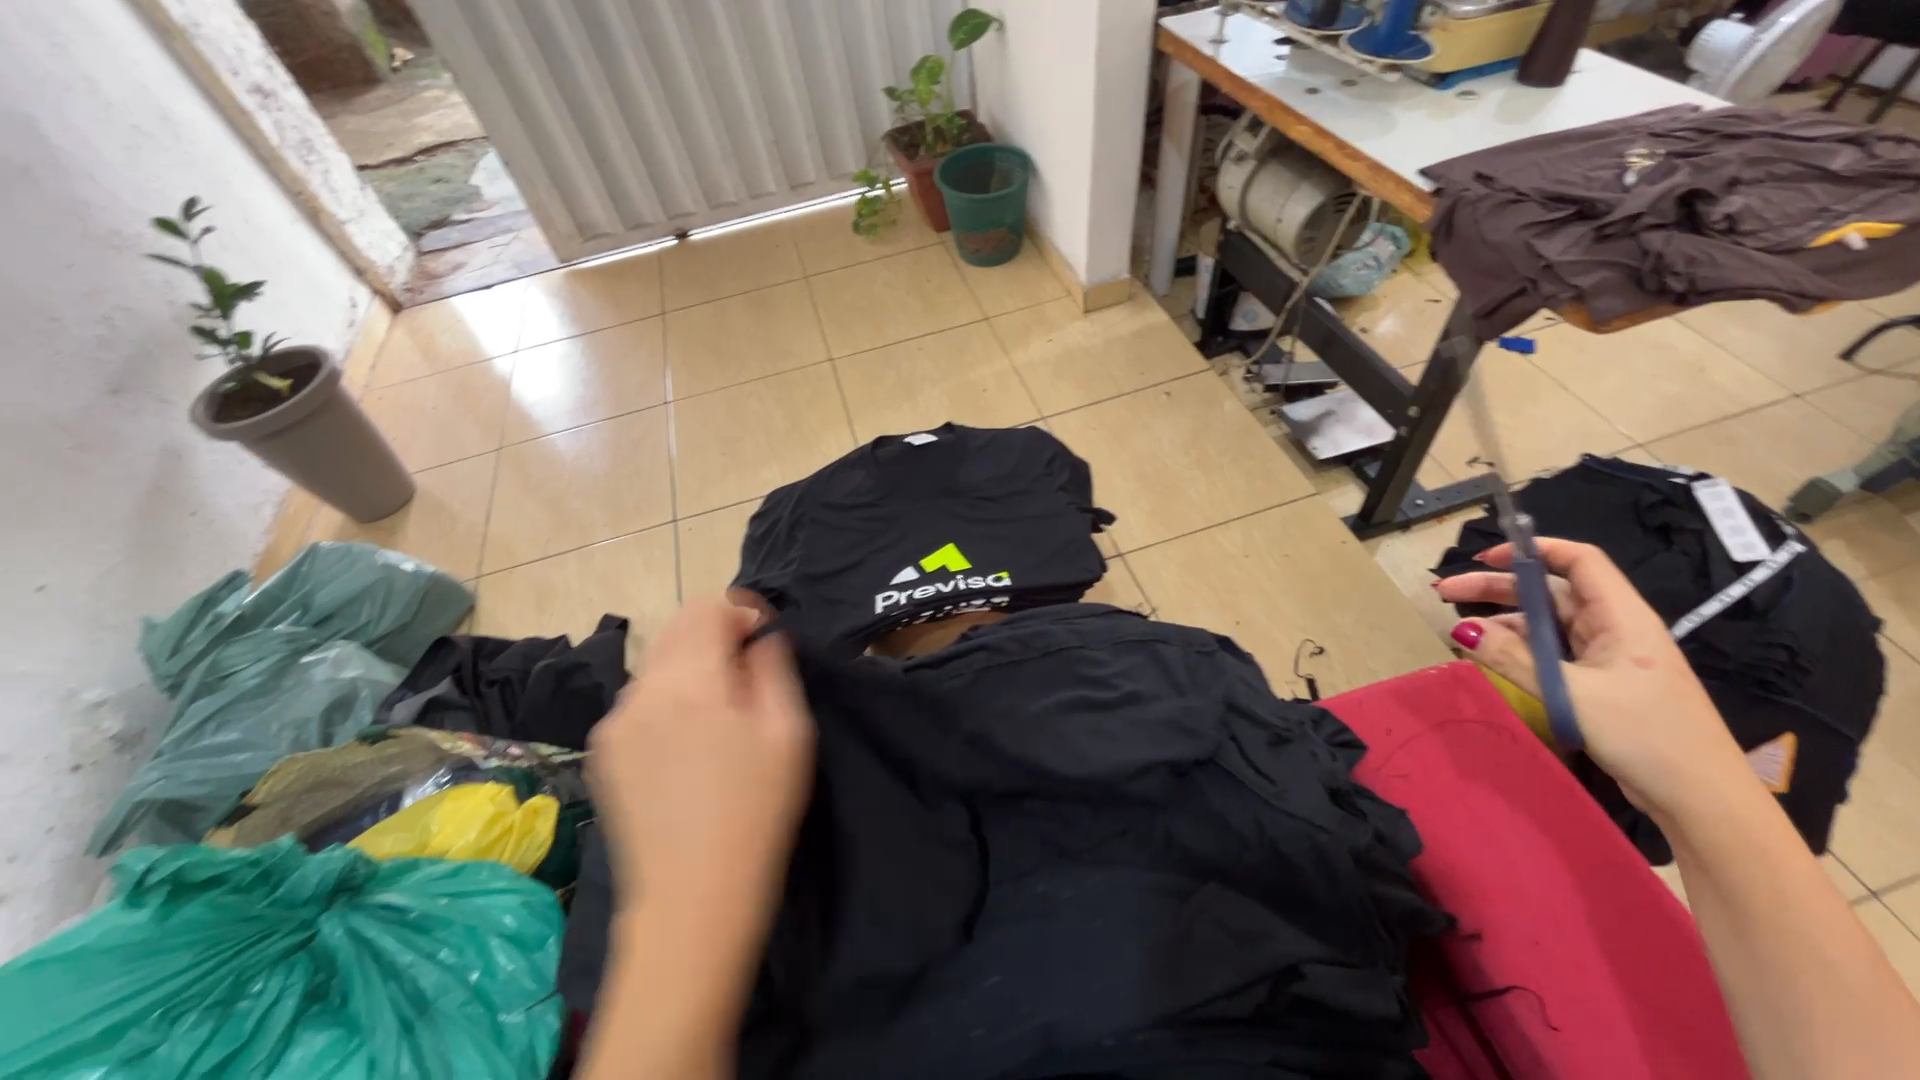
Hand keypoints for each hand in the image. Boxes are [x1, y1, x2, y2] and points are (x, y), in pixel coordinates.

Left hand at [587, 595, 814, 914]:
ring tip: (719, 716)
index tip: (765, 638)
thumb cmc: (757, 810)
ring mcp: (615, 722)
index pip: (708, 607)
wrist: (694, 894)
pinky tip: (687, 746)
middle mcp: (643, 689)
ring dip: (690, 669)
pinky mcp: (603, 753)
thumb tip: (759, 635)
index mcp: (691, 679)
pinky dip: (666, 702)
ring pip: (656, 666)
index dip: (742, 611)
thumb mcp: (788, 731)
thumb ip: (772, 666)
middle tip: (747, 676)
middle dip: (715, 636)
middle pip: (677, 629)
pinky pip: (639, 703)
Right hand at [1435, 538, 1755, 820]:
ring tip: (1460, 633)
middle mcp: (1615, 627)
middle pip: (1551, 591)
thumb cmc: (1645, 734)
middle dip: (1498, 588)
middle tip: (1444, 594)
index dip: (1532, 550)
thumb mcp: (1571, 694)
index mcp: (1621, 616)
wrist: (1700, 796)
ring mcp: (1609, 656)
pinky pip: (1553, 653)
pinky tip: (1491, 660)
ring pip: (1547, 624)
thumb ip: (1513, 659)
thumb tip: (1460, 629)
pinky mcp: (1603, 683)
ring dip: (1503, 622)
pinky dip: (1519, 650)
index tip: (1484, 556)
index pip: (1579, 561)